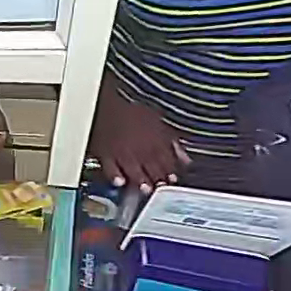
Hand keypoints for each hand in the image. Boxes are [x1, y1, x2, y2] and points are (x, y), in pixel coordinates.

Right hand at [91, 76, 188, 191]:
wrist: (105, 102)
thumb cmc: (130, 108)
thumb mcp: (157, 120)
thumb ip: (173, 142)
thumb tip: (185, 156)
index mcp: (156, 142)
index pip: (168, 163)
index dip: (171, 172)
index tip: (172, 178)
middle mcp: (141, 151)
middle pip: (153, 171)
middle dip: (158, 180)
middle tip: (160, 187)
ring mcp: (123, 154)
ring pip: (134, 173)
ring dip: (142, 182)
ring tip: (145, 189)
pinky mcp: (106, 155)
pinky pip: (111, 170)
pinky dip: (116, 177)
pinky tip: (119, 182)